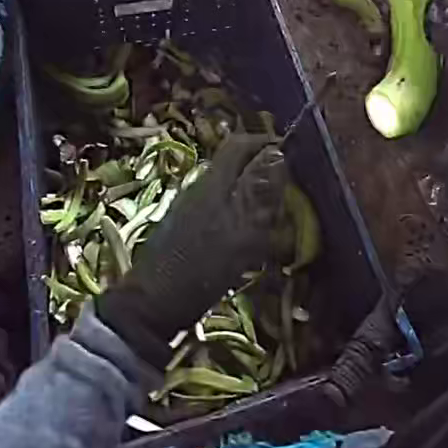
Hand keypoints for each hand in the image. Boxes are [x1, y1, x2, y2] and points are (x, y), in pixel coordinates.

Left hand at [96, 134, 288, 366]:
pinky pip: (224, 211)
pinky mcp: (189, 229)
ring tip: (282, 217)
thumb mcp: (238, 232)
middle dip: (266, 172)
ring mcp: (193, 208)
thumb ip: (259, 193)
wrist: (153, 305)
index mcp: (212, 182)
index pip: (239, 144)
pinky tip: (259, 241)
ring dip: (257, 197)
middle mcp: (201, 188)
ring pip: (232, 189)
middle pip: (237, 165)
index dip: (266, 143)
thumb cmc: (198, 267)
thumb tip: (278, 155)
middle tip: (293, 190)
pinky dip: (245, 218)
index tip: (294, 155)